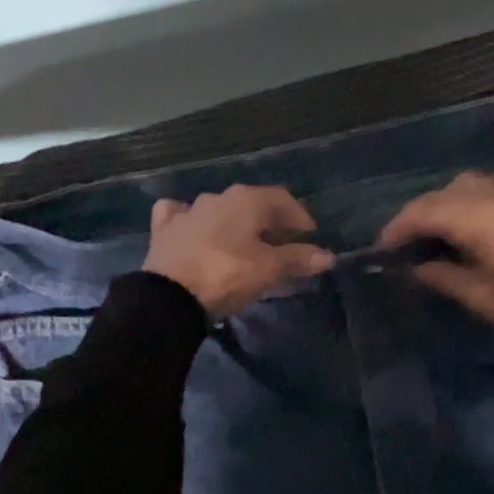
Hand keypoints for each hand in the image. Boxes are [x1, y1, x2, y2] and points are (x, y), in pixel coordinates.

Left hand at [143, 185, 335, 317]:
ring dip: (234, 223)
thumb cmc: (227, 275)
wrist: (170, 296)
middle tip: (281, 244)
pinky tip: (194, 231)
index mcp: (246, 200)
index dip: (299, 217)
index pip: (281, 199)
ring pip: (218, 210)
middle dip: (268, 221)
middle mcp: (217, 197)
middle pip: (251, 204)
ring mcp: (188, 211)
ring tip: (243, 245)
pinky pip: (182, 216)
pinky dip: (193, 222)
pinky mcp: (165, 229)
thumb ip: (298, 259)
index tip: (309, 237)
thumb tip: (328, 256)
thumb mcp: (268, 269)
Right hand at [378, 163, 493, 345]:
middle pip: (445, 194)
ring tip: (441, 225)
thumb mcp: (479, 298)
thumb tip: (416, 266)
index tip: (383, 247)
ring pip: (474, 181)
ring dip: (451, 198)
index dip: (399, 227)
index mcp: (479, 221)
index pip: (426, 213)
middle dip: (419, 214)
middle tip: (405, 242)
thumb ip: (443, 276)